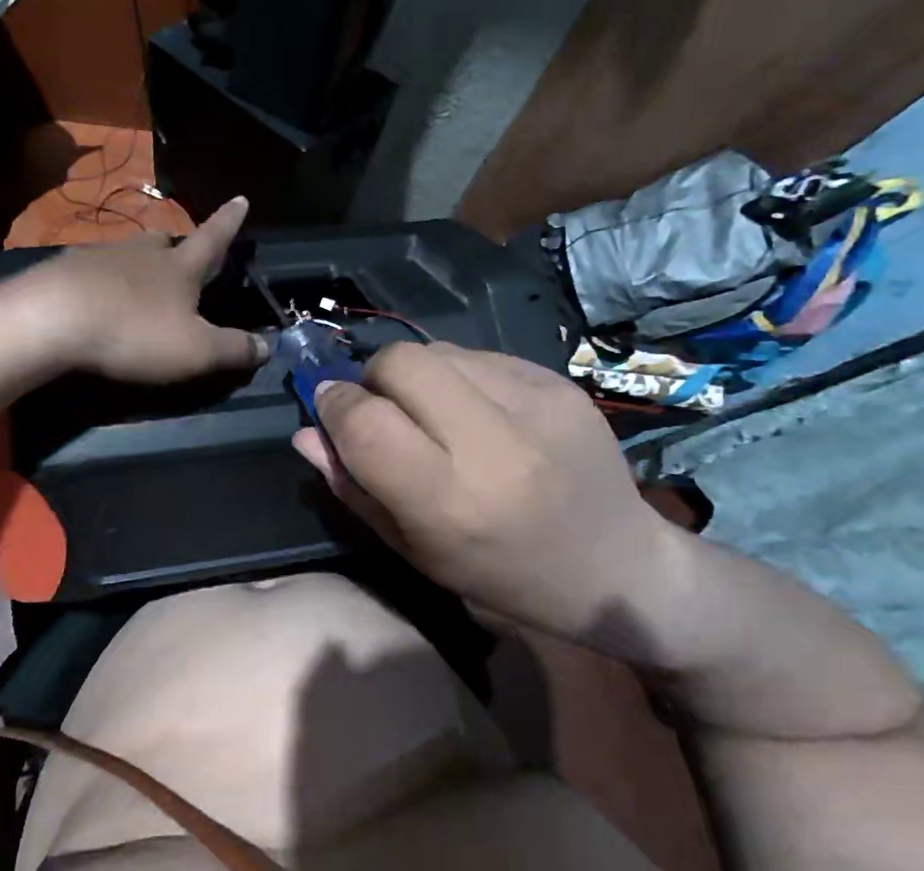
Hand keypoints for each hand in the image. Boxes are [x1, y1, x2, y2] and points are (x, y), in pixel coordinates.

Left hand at [26, 197, 269, 383]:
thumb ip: (233, 349)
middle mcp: (142, 252)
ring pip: (128, 253)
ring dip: (138, 264)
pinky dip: (102, 282)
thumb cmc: (134, 331)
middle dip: (176, 247)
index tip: (240, 198)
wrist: (52, 318)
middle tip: (179, 255)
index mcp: (179, 266)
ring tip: (137, 283)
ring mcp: (101, 256)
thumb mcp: (194, 350)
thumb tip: (268, 345)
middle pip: (165, 242)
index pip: (213, 238)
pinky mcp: (66, 270)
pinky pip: (93, 270)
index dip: (229, 221)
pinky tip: (96, 299)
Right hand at [292, 342, 682, 640]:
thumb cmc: (501, 573)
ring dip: (416, 375)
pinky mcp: (558, 383)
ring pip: (436, 349)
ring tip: (435, 414)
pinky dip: (457, 375)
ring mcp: (535, 404)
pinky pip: (477, 354)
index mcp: (450, 503)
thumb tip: (305, 433)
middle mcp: (495, 445)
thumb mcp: (415, 551)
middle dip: (373, 378)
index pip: (366, 422)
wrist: (618, 567)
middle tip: (384, 409)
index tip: (330, 410)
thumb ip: (353, 488)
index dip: (334, 405)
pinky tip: (478, 412)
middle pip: (400, 362)